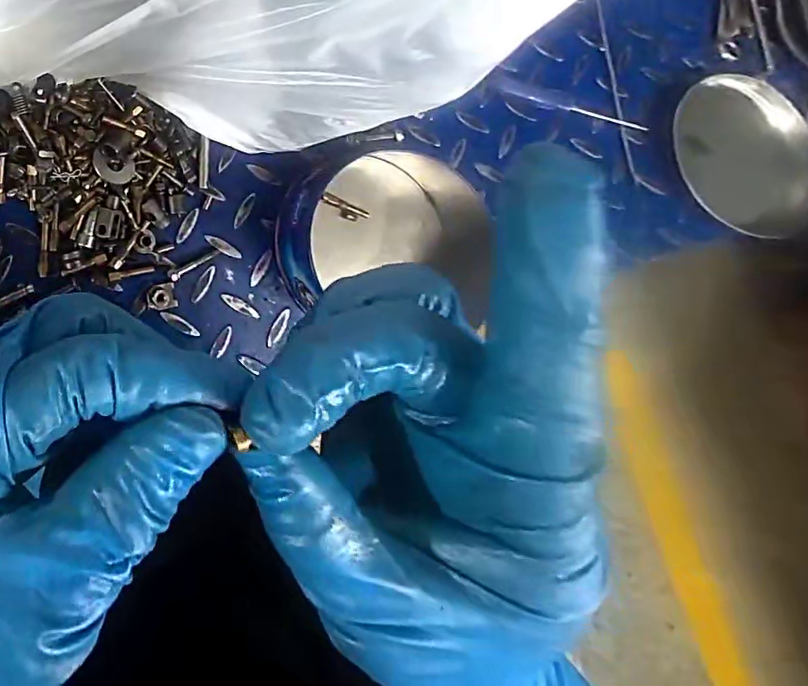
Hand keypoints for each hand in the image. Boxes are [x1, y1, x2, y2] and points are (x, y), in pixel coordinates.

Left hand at [0, 293, 240, 685]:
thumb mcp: (58, 582)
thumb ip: (132, 494)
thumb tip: (207, 426)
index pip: (75, 365)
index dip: (159, 374)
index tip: (228, 398)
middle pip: (62, 326)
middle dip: (140, 353)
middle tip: (201, 398)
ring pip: (59, 339)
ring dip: (125, 363)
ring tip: (179, 406)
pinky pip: (53, 374)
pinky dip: (104, 388)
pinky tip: (138, 420)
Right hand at [237, 145, 608, 685]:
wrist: (445, 644)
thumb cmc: (446, 637)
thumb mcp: (382, 608)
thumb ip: (317, 526)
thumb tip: (258, 434)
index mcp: (531, 461)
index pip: (549, 347)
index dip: (549, 257)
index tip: (548, 169)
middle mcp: (485, 397)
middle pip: (416, 316)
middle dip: (341, 356)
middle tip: (279, 416)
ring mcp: (429, 379)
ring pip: (368, 310)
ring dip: (317, 355)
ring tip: (283, 421)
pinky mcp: (380, 374)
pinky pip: (335, 330)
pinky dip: (304, 359)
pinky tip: (290, 407)